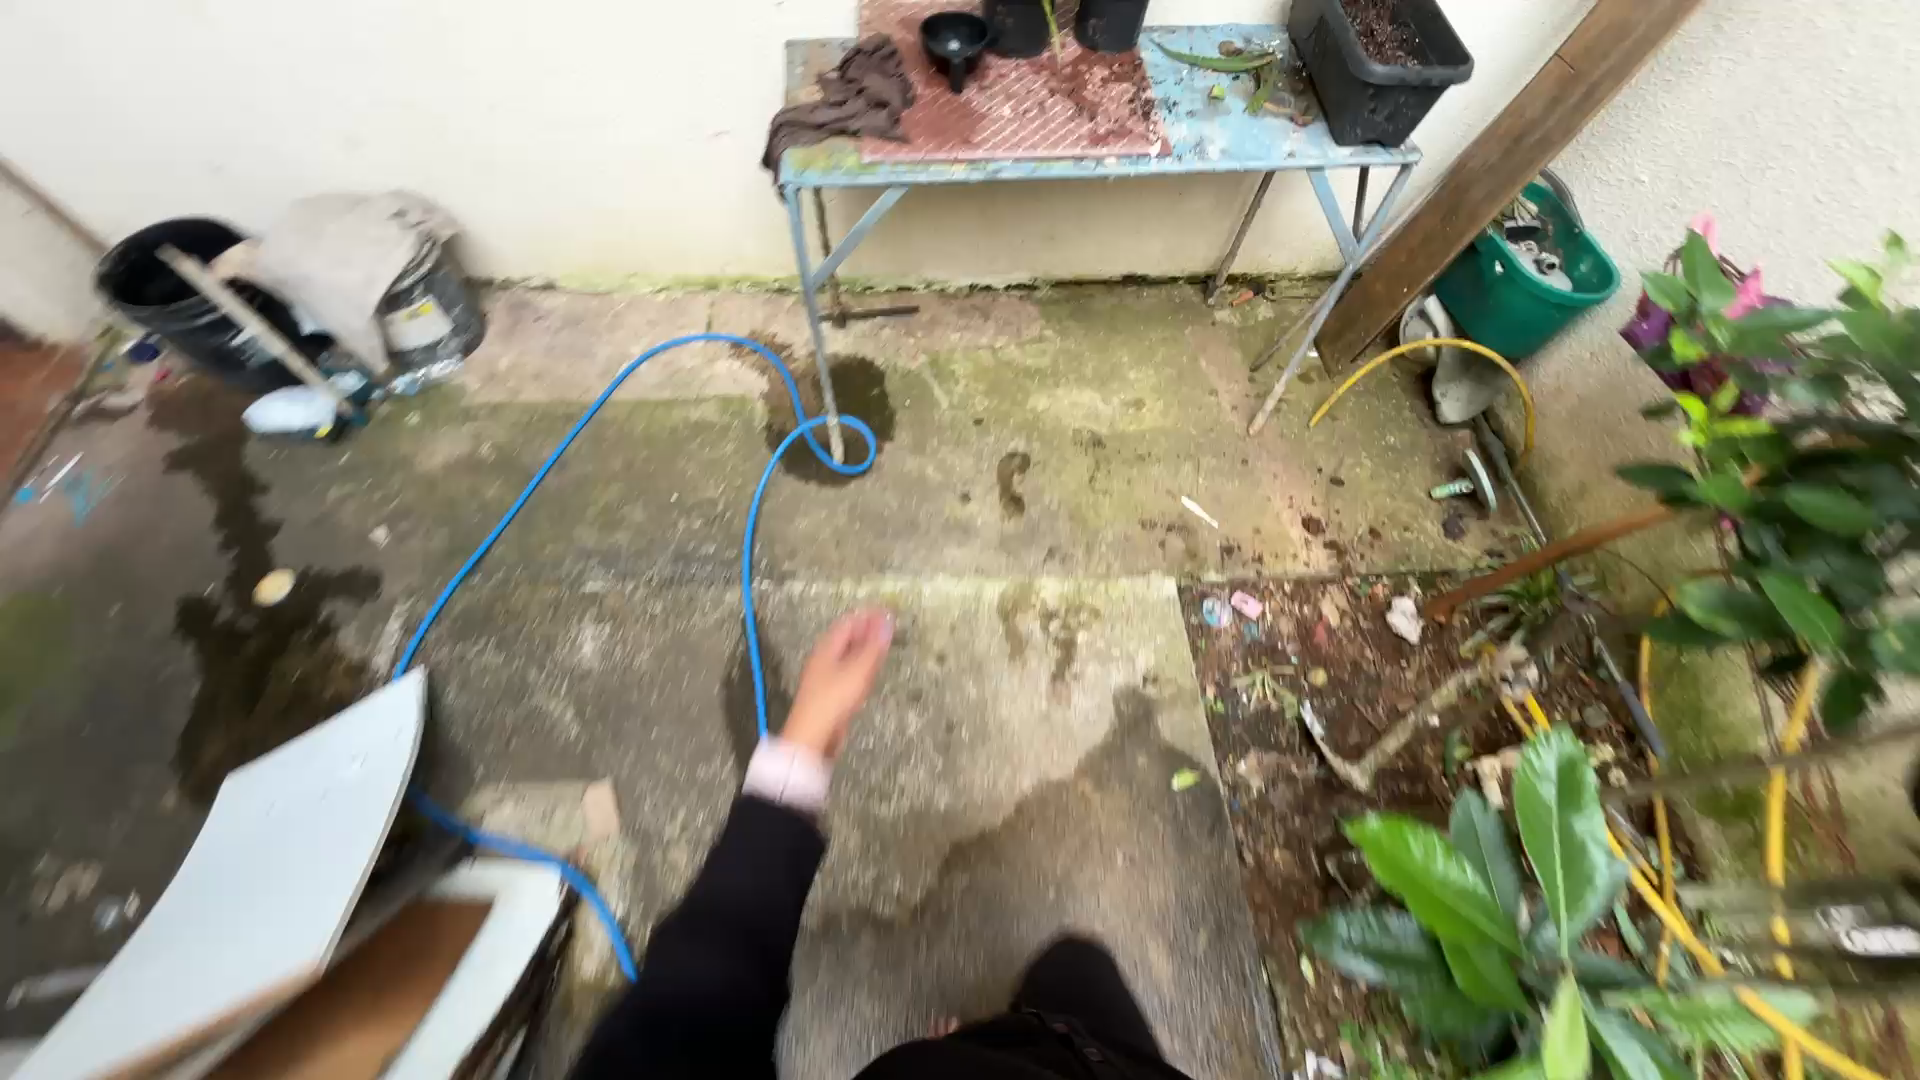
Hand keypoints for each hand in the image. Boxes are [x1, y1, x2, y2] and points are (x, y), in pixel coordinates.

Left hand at [782, 607, 894, 759]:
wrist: (813, 736)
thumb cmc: (834, 698)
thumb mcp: (858, 669)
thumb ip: (874, 645)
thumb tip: (887, 620)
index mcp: (827, 647)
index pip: (849, 622)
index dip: (868, 615)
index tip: (887, 613)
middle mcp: (824, 658)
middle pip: (846, 637)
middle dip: (867, 630)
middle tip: (888, 627)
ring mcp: (825, 676)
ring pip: (847, 654)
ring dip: (864, 647)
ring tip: (882, 646)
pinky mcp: (829, 692)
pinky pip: (847, 671)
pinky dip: (860, 665)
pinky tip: (869, 672)